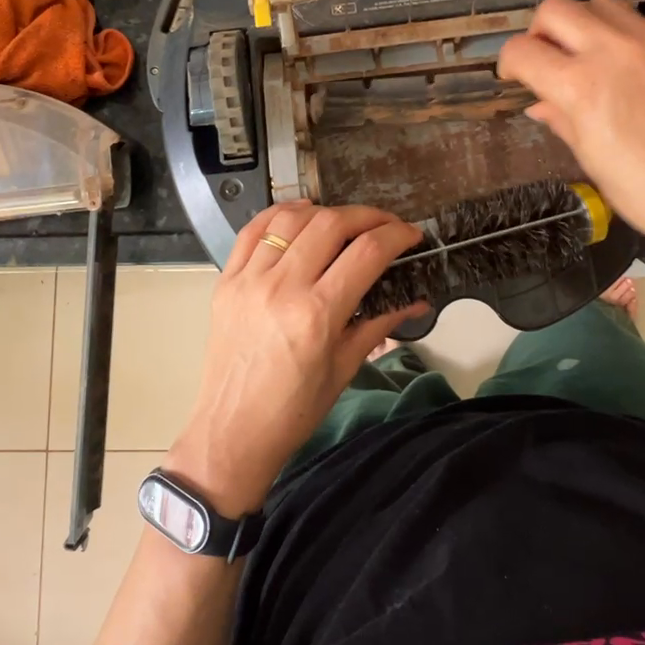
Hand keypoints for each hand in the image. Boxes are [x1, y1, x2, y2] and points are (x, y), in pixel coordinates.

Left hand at [165, 202, 427, 514]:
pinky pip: (253, 230)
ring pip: (291, 219)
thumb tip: (417, 300)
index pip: (366, 253)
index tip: (411, 235)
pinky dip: (279, 213)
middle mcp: (282, 288)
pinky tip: (301, 214)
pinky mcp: (226, 280)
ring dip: (325, 211)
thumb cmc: (293, 410)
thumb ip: (379, 324)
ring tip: (345, 221)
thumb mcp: (344, 369)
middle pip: (330, 224)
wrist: (232, 432)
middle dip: (367, 216)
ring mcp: (249, 280)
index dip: (396, 235)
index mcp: (317, 315)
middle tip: (385, 225)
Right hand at [497, 0, 644, 270]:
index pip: (522, 51)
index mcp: (581, 88)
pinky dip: (629, 36)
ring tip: (594, 57)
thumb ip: (563, 123)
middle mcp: (615, 52)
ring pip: (602, 4)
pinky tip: (639, 68)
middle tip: (550, 60)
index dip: (509, 63)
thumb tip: (541, 104)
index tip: (516, 77)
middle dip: (541, 32)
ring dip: (586, 26)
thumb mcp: (595, 164)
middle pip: (556, 9)